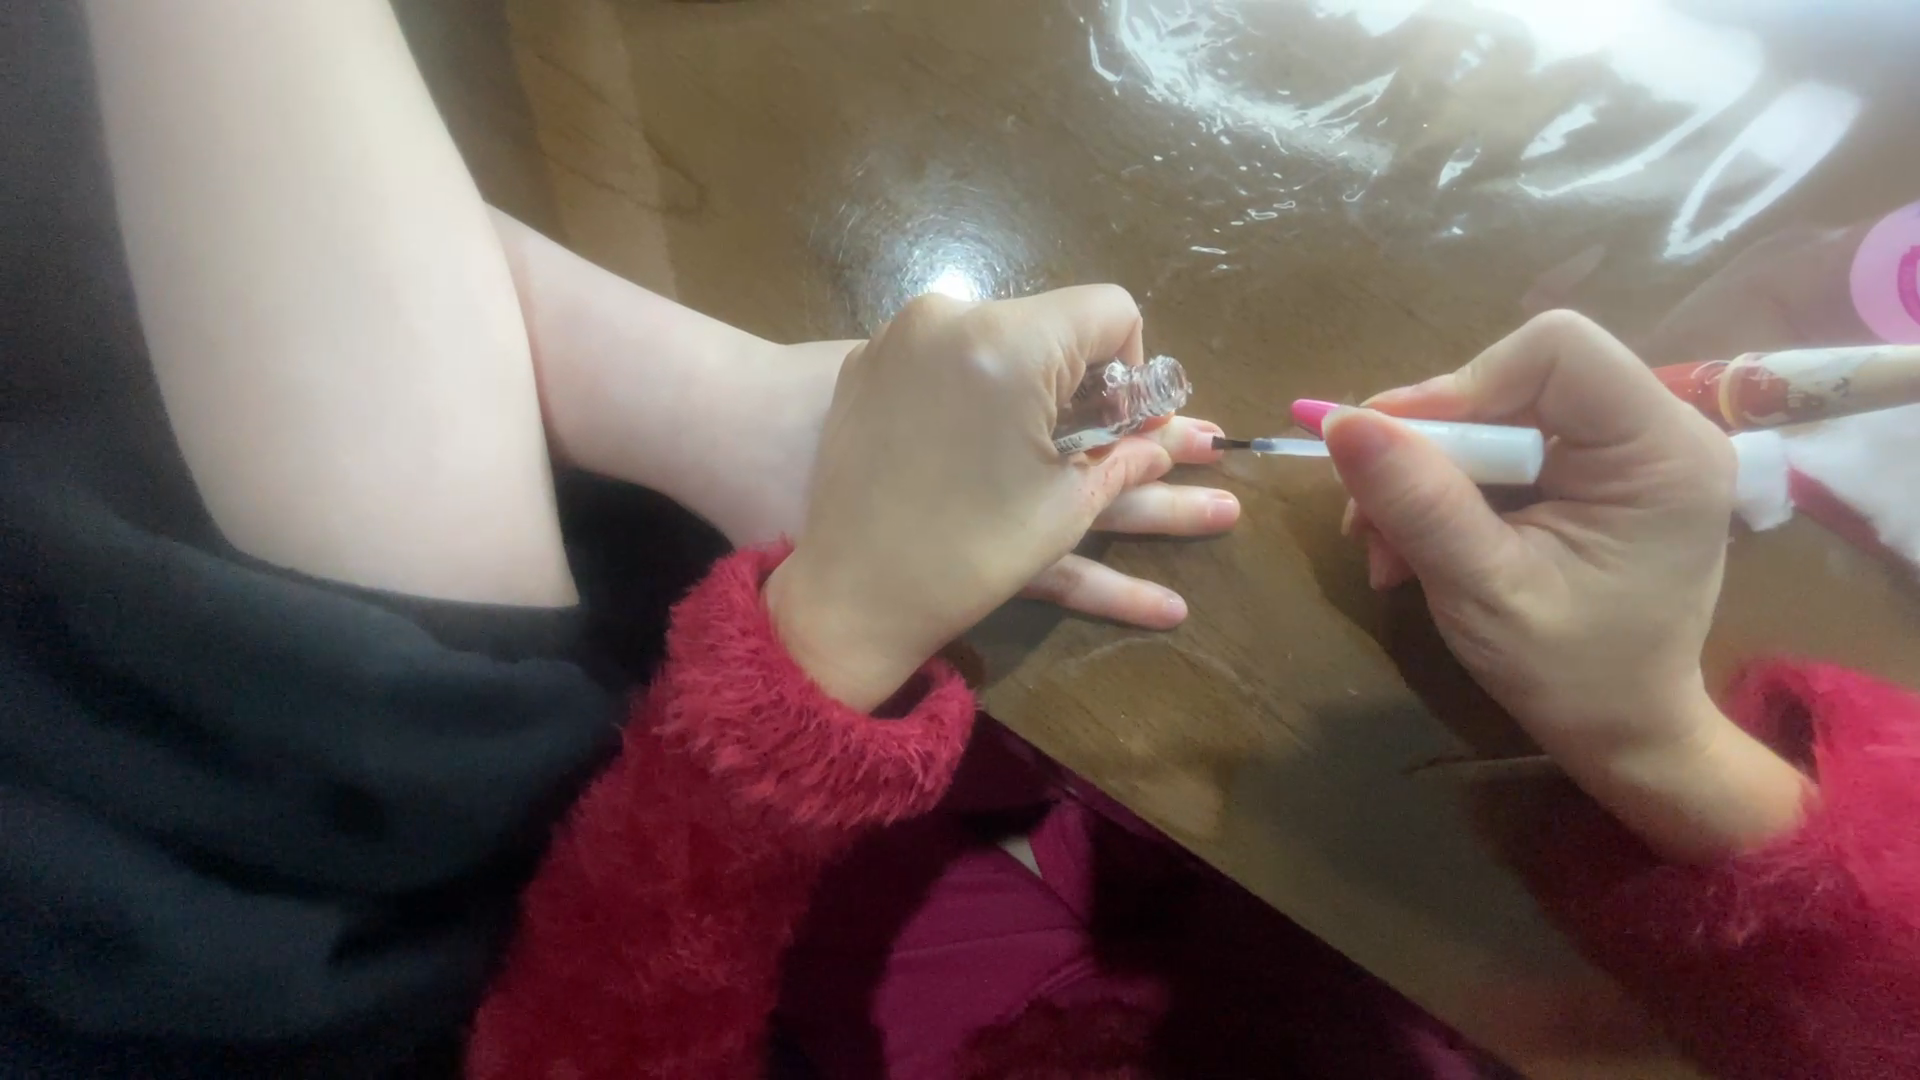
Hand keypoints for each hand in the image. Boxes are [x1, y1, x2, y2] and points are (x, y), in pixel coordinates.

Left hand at [765, 287, 1211, 709]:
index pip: (1110, 310)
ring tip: (1020, 444)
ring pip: (996, 335)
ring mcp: (899, 332)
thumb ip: (1124, 457)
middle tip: (1079, 440)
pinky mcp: (867, 359)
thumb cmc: (969, 556)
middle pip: (1051, 320)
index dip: (1132, 368)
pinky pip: (945, 351)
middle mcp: (951, 313)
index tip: (1120, 423)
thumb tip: (1160, 438)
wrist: (850, 590)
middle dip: (1078, 377)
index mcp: (1011, 343)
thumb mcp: (1063, 508)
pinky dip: (971, 383)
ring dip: (1023, 379)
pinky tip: (962, 439)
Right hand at [1328, 311, 1805, 859]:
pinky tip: (1405, 548)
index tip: (1383, 447)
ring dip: (1410, 481)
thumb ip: (1416, 502)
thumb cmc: (1567, 670)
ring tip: (1381, 550)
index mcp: (1657, 451)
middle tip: (1366, 522)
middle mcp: (1645, 432)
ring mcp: (1610, 453)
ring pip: (1478, 421)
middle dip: (1418, 451)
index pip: (1553, 351)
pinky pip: (1482, 455)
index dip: (1456, 386)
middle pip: (1503, 386)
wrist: (1616, 728)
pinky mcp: (1576, 476)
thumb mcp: (1480, 587)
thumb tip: (1339, 422)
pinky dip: (1428, 496)